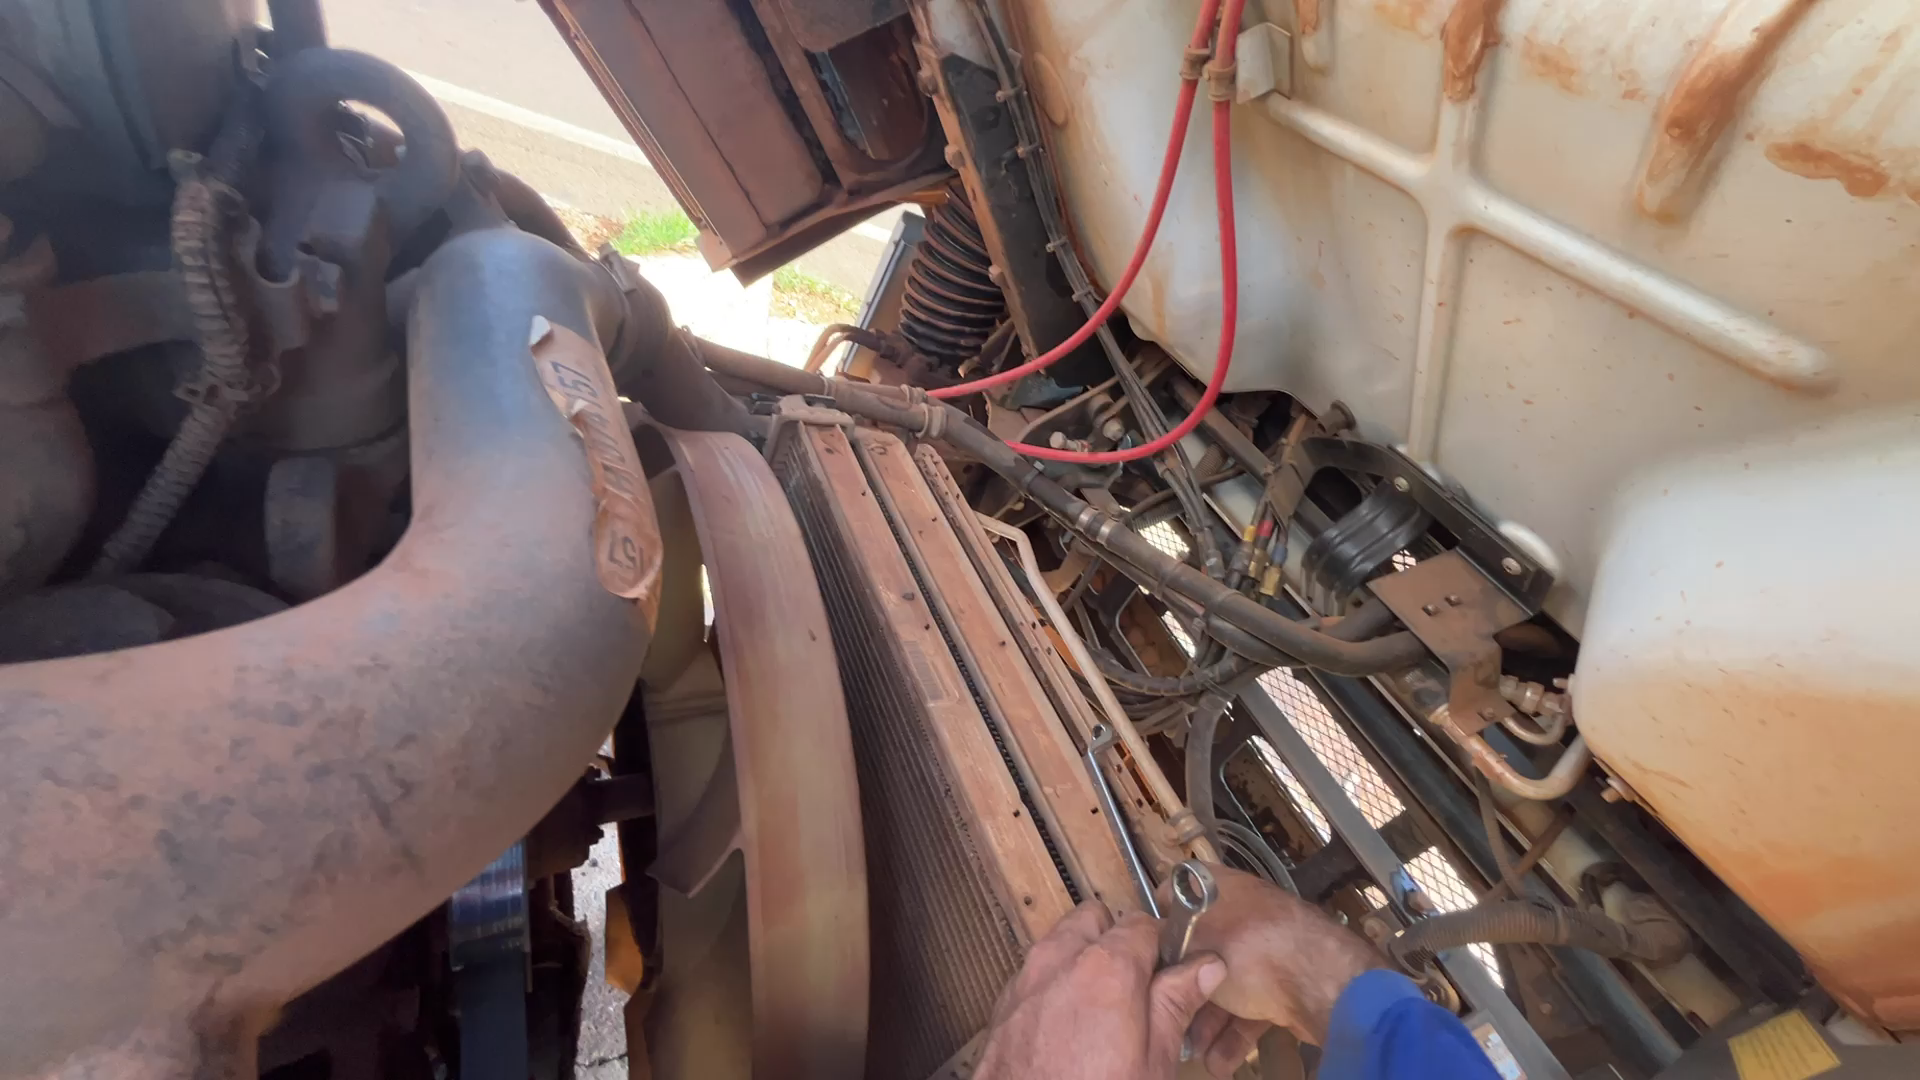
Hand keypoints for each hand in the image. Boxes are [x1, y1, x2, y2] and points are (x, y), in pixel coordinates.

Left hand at [972, 901, 1227, 1079]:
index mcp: (1106, 966)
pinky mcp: (1006, 997)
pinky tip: (1067, 1026)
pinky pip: (1038, 970)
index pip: (1142, 924)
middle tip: (1134, 990)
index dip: (1161, 946)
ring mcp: (1028, 974)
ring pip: (1063, 940)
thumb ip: (1176, 1002)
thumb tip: (1206, 965)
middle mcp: (1061, 956)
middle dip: (1116, 942)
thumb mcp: (1154, 1061)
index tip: (1169, 972)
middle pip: (1096, 919)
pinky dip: (1056, 982)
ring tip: (1101, 1012)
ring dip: (1083, 958)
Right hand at [1172, 864, 1384, 1048]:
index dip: (1157, 924)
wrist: (1322, 983)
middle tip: (1172, 1018)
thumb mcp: (1192, 944)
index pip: (1173, 895)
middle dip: (1186, 989)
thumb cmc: (1245, 950)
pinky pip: (1253, 1002)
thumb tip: (1151, 942)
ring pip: (1227, 980)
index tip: (1147, 956)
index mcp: (1214, 885)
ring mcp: (1266, 945)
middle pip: (1200, 948)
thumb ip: (1167, 942)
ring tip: (1196, 1053)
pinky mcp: (1287, 980)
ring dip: (1210, 1019)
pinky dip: (1236, 1029)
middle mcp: (1239, 908)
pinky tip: (1221, 1063)